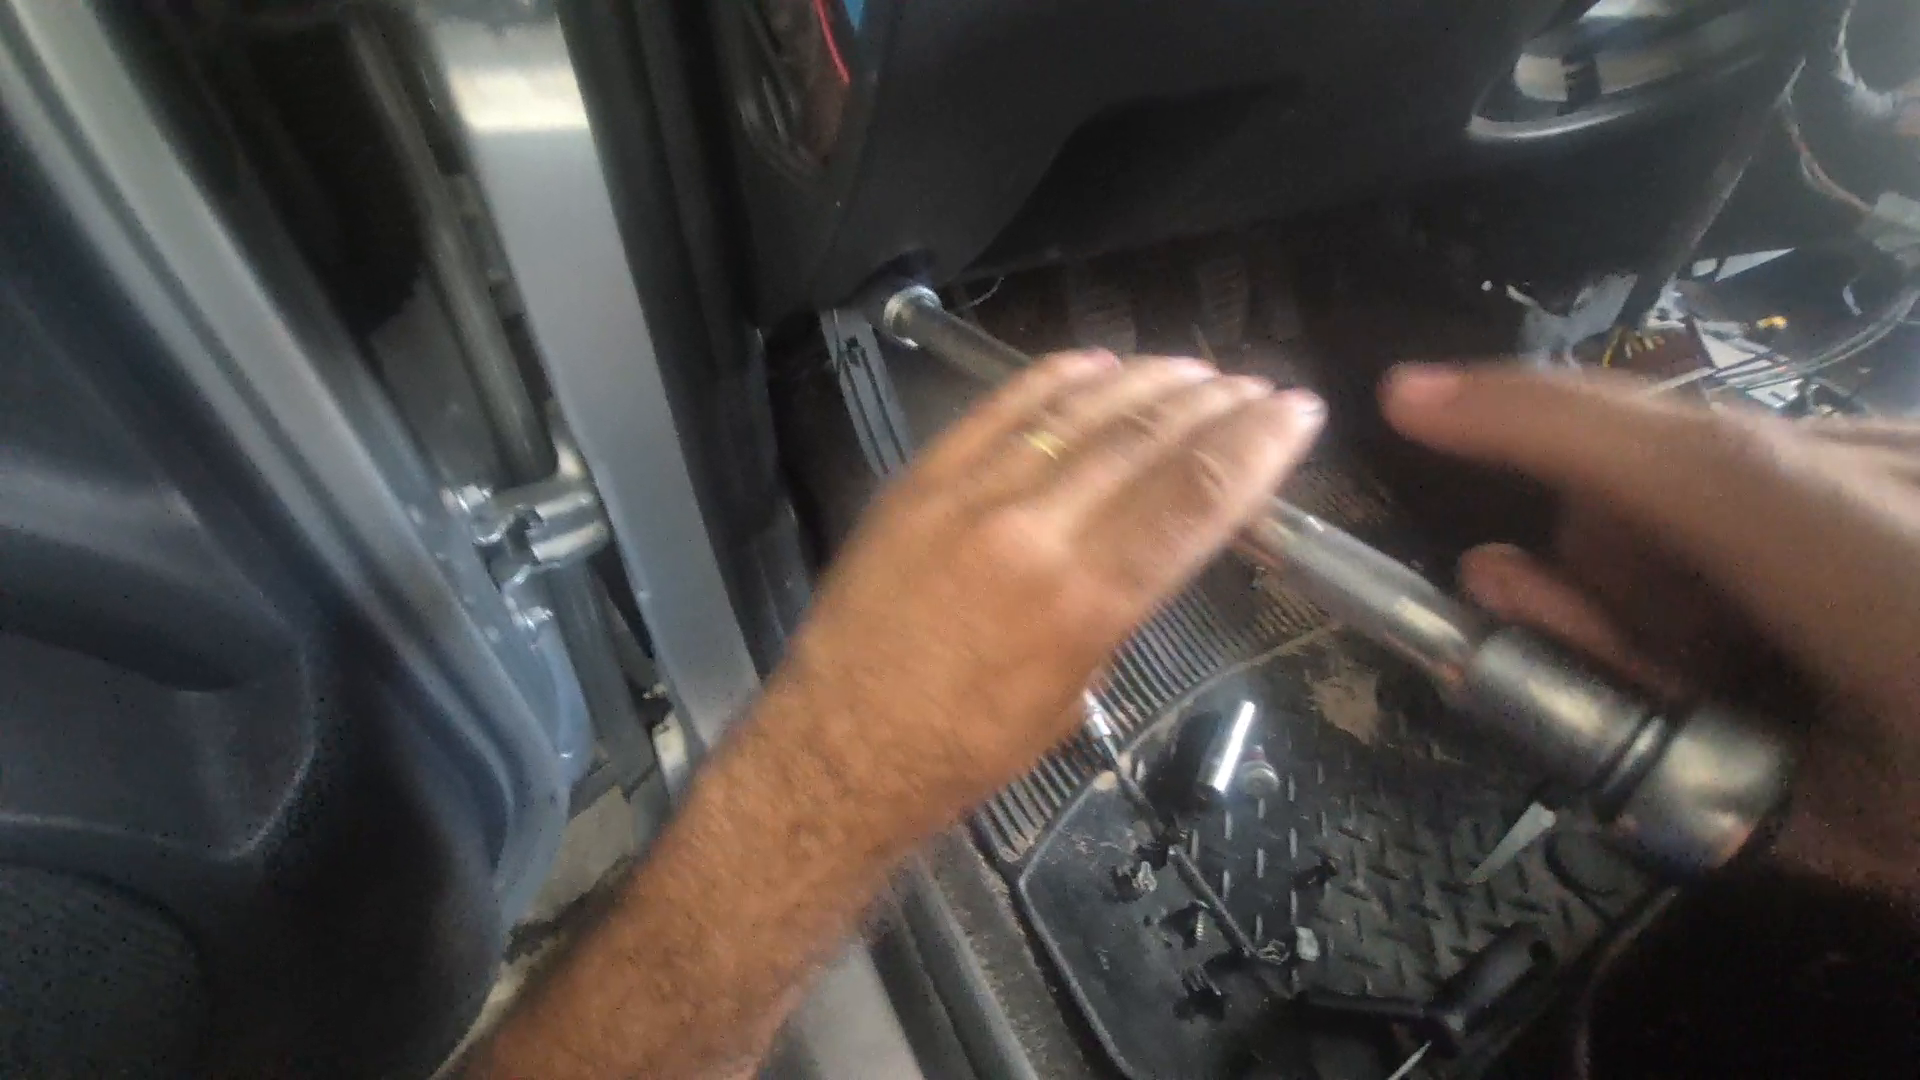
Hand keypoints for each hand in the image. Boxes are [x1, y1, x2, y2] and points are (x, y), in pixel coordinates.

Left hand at [768, 351, 1324, 838]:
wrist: (839, 747)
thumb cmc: (963, 750)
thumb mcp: (1069, 696)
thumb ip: (1116, 609)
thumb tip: (1151, 545)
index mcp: (1084, 601)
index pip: (1194, 498)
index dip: (1256, 449)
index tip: (1295, 413)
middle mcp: (1033, 530)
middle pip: (1145, 440)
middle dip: (1215, 404)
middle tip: (1256, 384)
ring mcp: (969, 494)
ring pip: (1077, 413)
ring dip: (1148, 381)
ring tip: (1195, 367)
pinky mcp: (919, 480)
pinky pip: (998, 410)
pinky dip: (1055, 379)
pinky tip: (1097, 363)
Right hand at [1383, 363, 1919, 896]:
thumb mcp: (1805, 819)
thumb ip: (1623, 710)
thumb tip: (1488, 573)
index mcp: (1896, 589)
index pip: (1695, 466)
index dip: (1532, 419)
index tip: (1403, 397)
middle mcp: (1908, 484)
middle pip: (1658, 470)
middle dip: (1606, 559)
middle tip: (1653, 670)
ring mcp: (1909, 454)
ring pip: (1690, 463)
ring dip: (1658, 557)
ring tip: (1742, 662)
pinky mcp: (1898, 450)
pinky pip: (1746, 464)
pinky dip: (1714, 536)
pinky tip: (1790, 615)